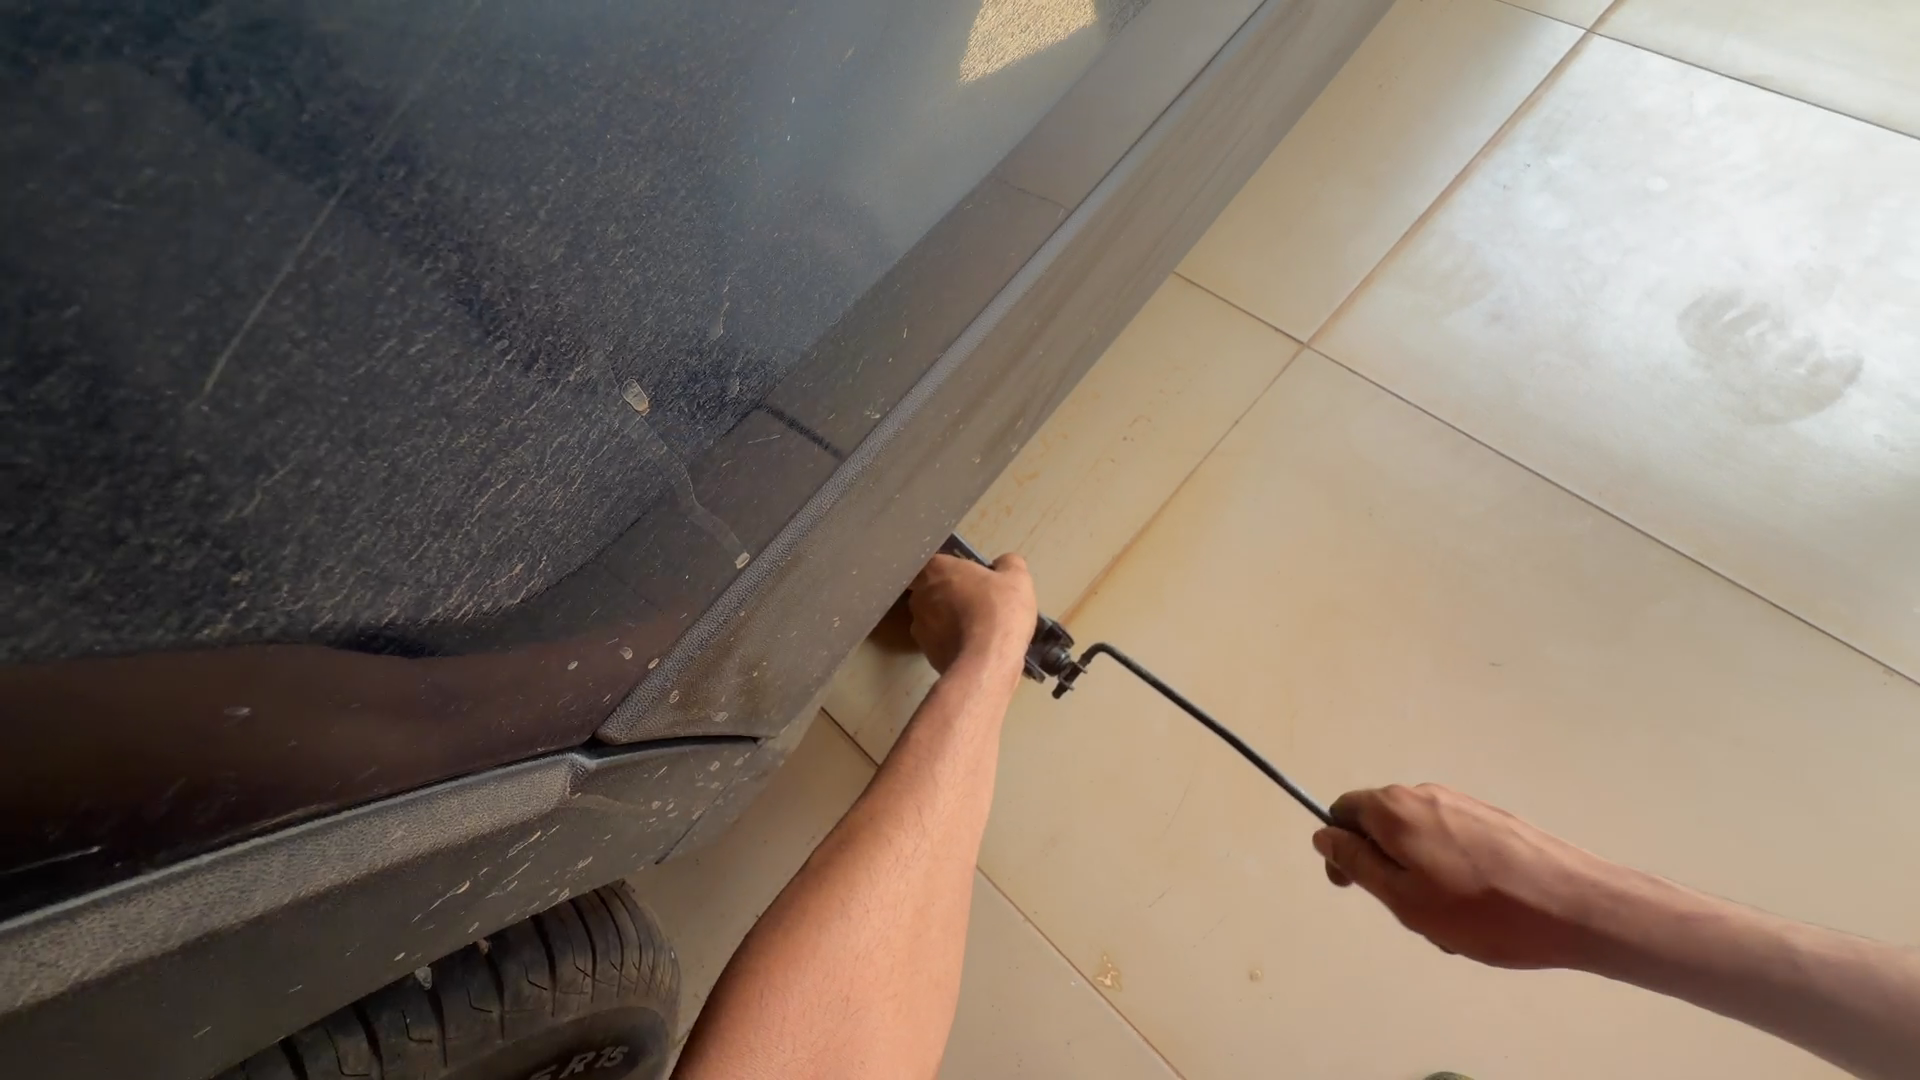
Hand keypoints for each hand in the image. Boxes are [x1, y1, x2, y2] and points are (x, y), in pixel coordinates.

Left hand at [908, 553, 1036, 674]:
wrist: (987, 662)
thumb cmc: (999, 611)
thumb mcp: (1017, 579)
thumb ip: (1008, 564)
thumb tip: (1002, 564)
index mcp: (937, 569)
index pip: (936, 562)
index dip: (953, 570)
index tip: (971, 578)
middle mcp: (920, 595)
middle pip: (933, 590)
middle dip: (951, 595)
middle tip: (977, 602)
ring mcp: (918, 626)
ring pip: (934, 617)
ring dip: (950, 620)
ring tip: (977, 629)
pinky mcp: (925, 653)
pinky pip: (939, 641)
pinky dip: (952, 642)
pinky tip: (973, 648)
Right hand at [1312, 783, 1622, 969]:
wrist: (1584, 908)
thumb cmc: (1483, 911)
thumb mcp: (1404, 899)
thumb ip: (1356, 862)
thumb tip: (1324, 835)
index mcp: (1392, 808)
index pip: (1341, 812)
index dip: (1339, 849)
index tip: (1354, 886)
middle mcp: (1421, 793)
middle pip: (1379, 823)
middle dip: (1384, 864)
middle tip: (1412, 911)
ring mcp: (1461, 803)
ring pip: (1417, 835)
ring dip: (1419, 871)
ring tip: (1453, 918)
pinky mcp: (1494, 818)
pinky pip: (1450, 838)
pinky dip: (1450, 867)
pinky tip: (1482, 905)